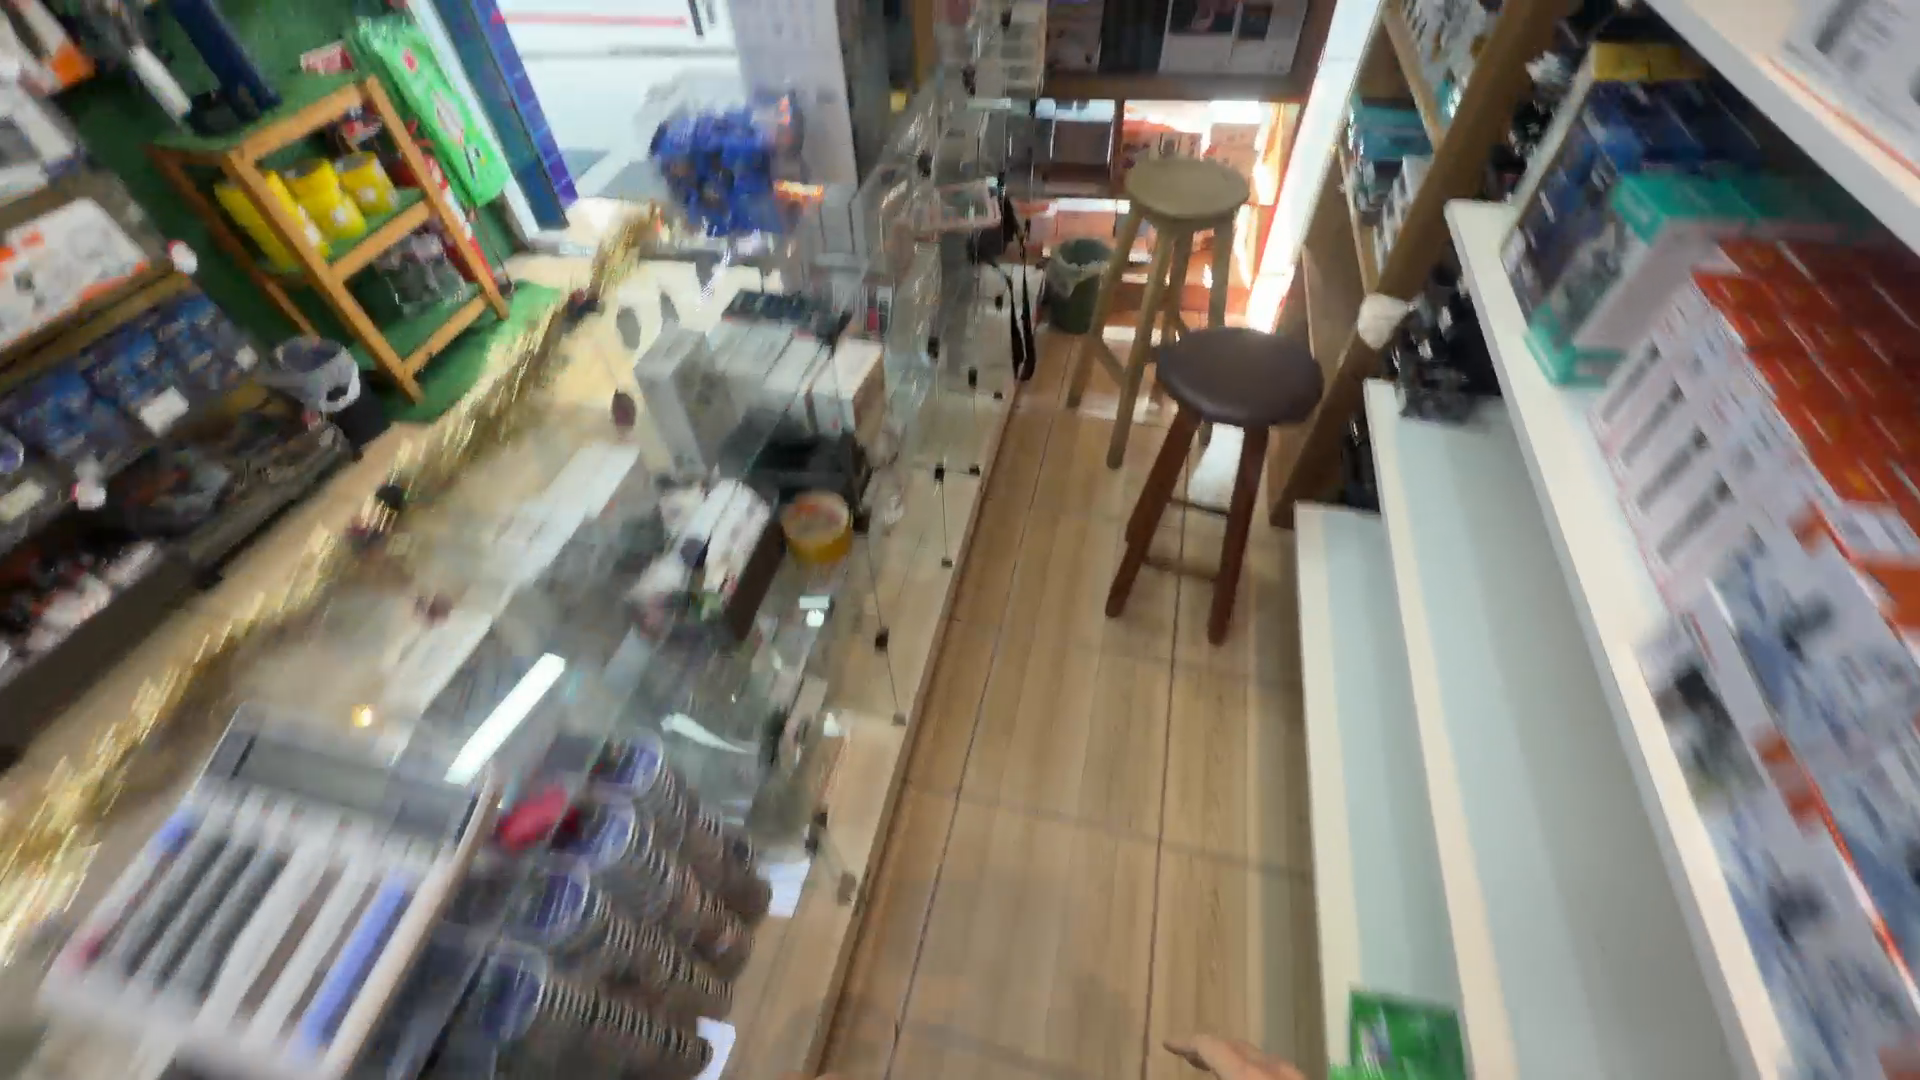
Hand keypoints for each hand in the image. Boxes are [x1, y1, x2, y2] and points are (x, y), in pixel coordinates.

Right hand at [1164, 1036, 1306, 1079]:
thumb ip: (1221, 1079)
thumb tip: (1204, 1071)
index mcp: (1248, 1075)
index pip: (1210, 1045)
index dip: (1186, 1043)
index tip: (1168, 1044)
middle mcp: (1273, 1071)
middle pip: (1237, 1047)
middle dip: (1212, 1050)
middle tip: (1191, 1058)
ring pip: (1262, 1061)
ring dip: (1237, 1063)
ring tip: (1220, 1073)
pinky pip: (1279, 1076)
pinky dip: (1258, 1076)